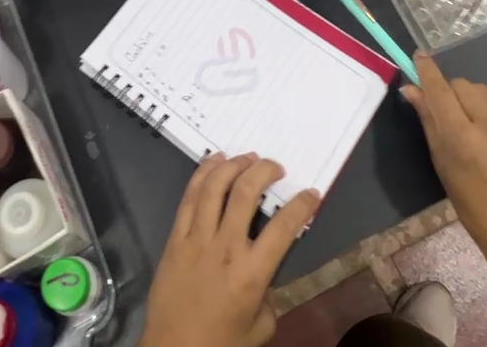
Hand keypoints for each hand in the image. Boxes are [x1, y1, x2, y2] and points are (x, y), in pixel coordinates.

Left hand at [139, 153, 320, 346]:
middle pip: (245, 192)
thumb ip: (269, 291)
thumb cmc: (221, 343)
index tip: (310, 194)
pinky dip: (203, 173)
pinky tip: (215, 162)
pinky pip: (190, 196)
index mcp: (251, 273)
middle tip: (275, 167)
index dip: (301, 205)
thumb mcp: (261, 326)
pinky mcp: (175, 236)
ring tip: (248, 157)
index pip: (283, 227)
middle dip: (265, 171)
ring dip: (234, 165)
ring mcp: (196, 238)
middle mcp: (225, 247)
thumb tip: (267, 266)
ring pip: (215, 186)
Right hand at [402, 53, 486, 303]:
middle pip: (462, 85)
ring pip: (483, 91)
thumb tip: (411, 89)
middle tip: (448, 112)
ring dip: (472, 99)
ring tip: (472, 124)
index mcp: (462, 137)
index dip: (427, 70)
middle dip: (450, 92)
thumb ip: (428, 120)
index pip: (440, 90)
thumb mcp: (441, 161)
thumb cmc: (470, 201)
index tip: (419, 55)